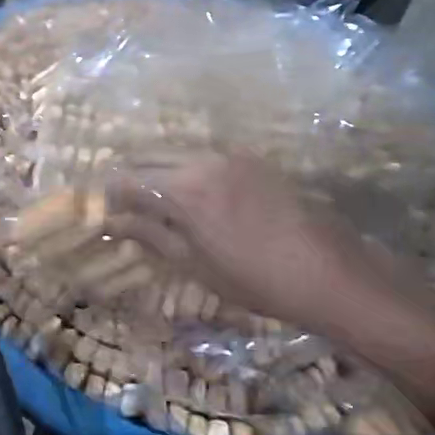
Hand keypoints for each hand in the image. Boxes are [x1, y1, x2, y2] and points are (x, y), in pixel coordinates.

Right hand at [107, 154, 434, 407]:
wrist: (328, 273)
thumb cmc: (254, 278)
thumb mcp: (193, 263)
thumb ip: (150, 235)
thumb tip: (112, 222)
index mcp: (183, 188)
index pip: (129, 179)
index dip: (112, 195)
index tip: (107, 214)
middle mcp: (204, 160)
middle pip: (152, 159)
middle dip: (134, 181)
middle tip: (128, 210)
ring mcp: (233, 156)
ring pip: (180, 156)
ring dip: (162, 175)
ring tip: (160, 207)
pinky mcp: (255, 161)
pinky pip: (207, 159)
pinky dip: (190, 173)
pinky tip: (196, 200)